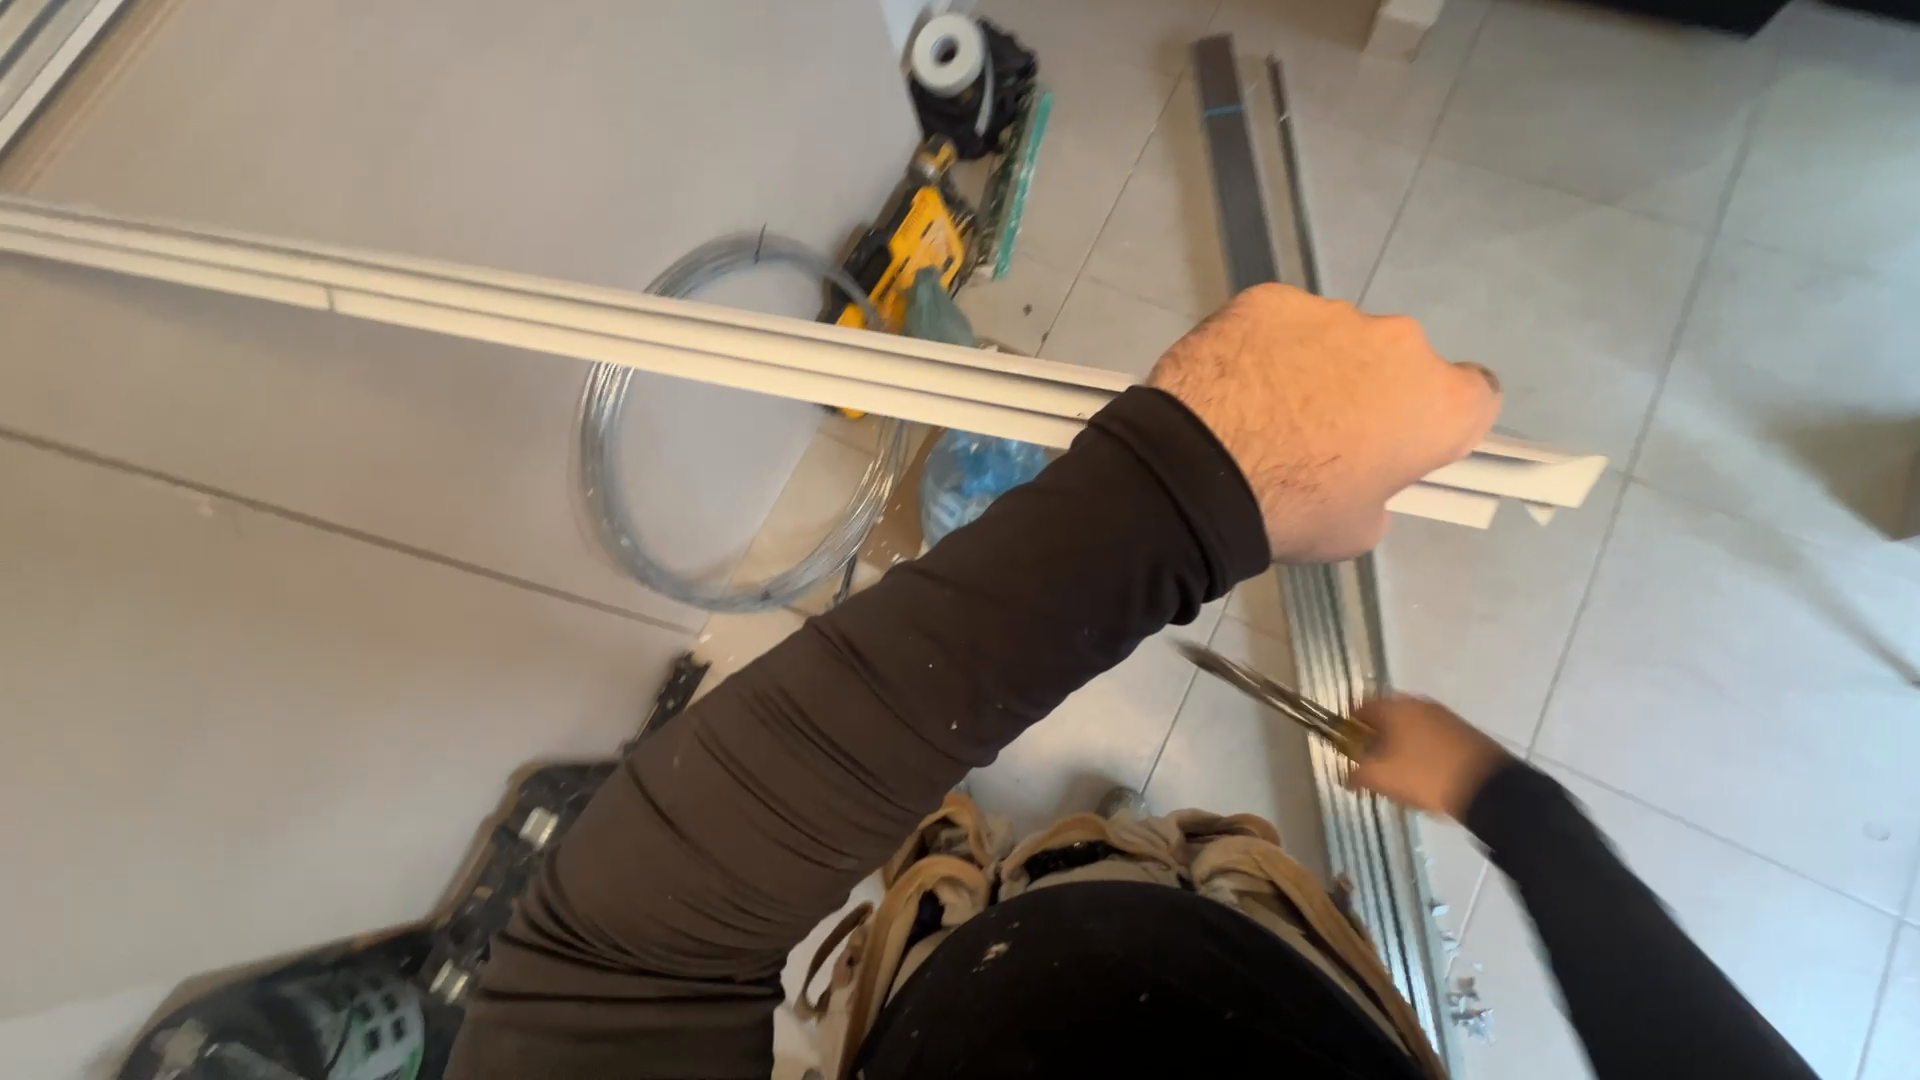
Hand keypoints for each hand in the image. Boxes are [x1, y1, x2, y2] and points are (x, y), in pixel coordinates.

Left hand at [1148, 284, 1499, 561]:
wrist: (1195, 475)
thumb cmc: (1287, 511)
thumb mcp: (1354, 530)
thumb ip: (1378, 492)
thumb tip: (1360, 475)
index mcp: (1439, 403)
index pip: (1473, 399)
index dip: (1435, 421)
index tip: (1398, 440)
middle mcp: (1398, 343)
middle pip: (1394, 364)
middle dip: (1366, 390)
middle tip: (1312, 431)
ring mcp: (1330, 313)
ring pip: (1332, 339)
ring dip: (1309, 365)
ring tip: (1256, 409)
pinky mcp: (1267, 299)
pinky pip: (1275, 323)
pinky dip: (1260, 346)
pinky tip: (1228, 381)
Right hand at [1348, 696, 1512, 820]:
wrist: (1491, 789)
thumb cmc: (1425, 775)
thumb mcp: (1380, 778)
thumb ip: (1355, 773)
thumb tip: (1347, 775)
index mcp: (1393, 707)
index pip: (1359, 709)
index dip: (1351, 731)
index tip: (1353, 753)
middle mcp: (1417, 704)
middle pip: (1386, 719)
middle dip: (1378, 742)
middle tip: (1377, 768)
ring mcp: (1445, 716)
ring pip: (1411, 729)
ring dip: (1403, 748)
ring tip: (1404, 776)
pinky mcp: (1465, 733)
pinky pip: (1433, 739)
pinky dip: (1425, 753)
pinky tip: (1429, 776)